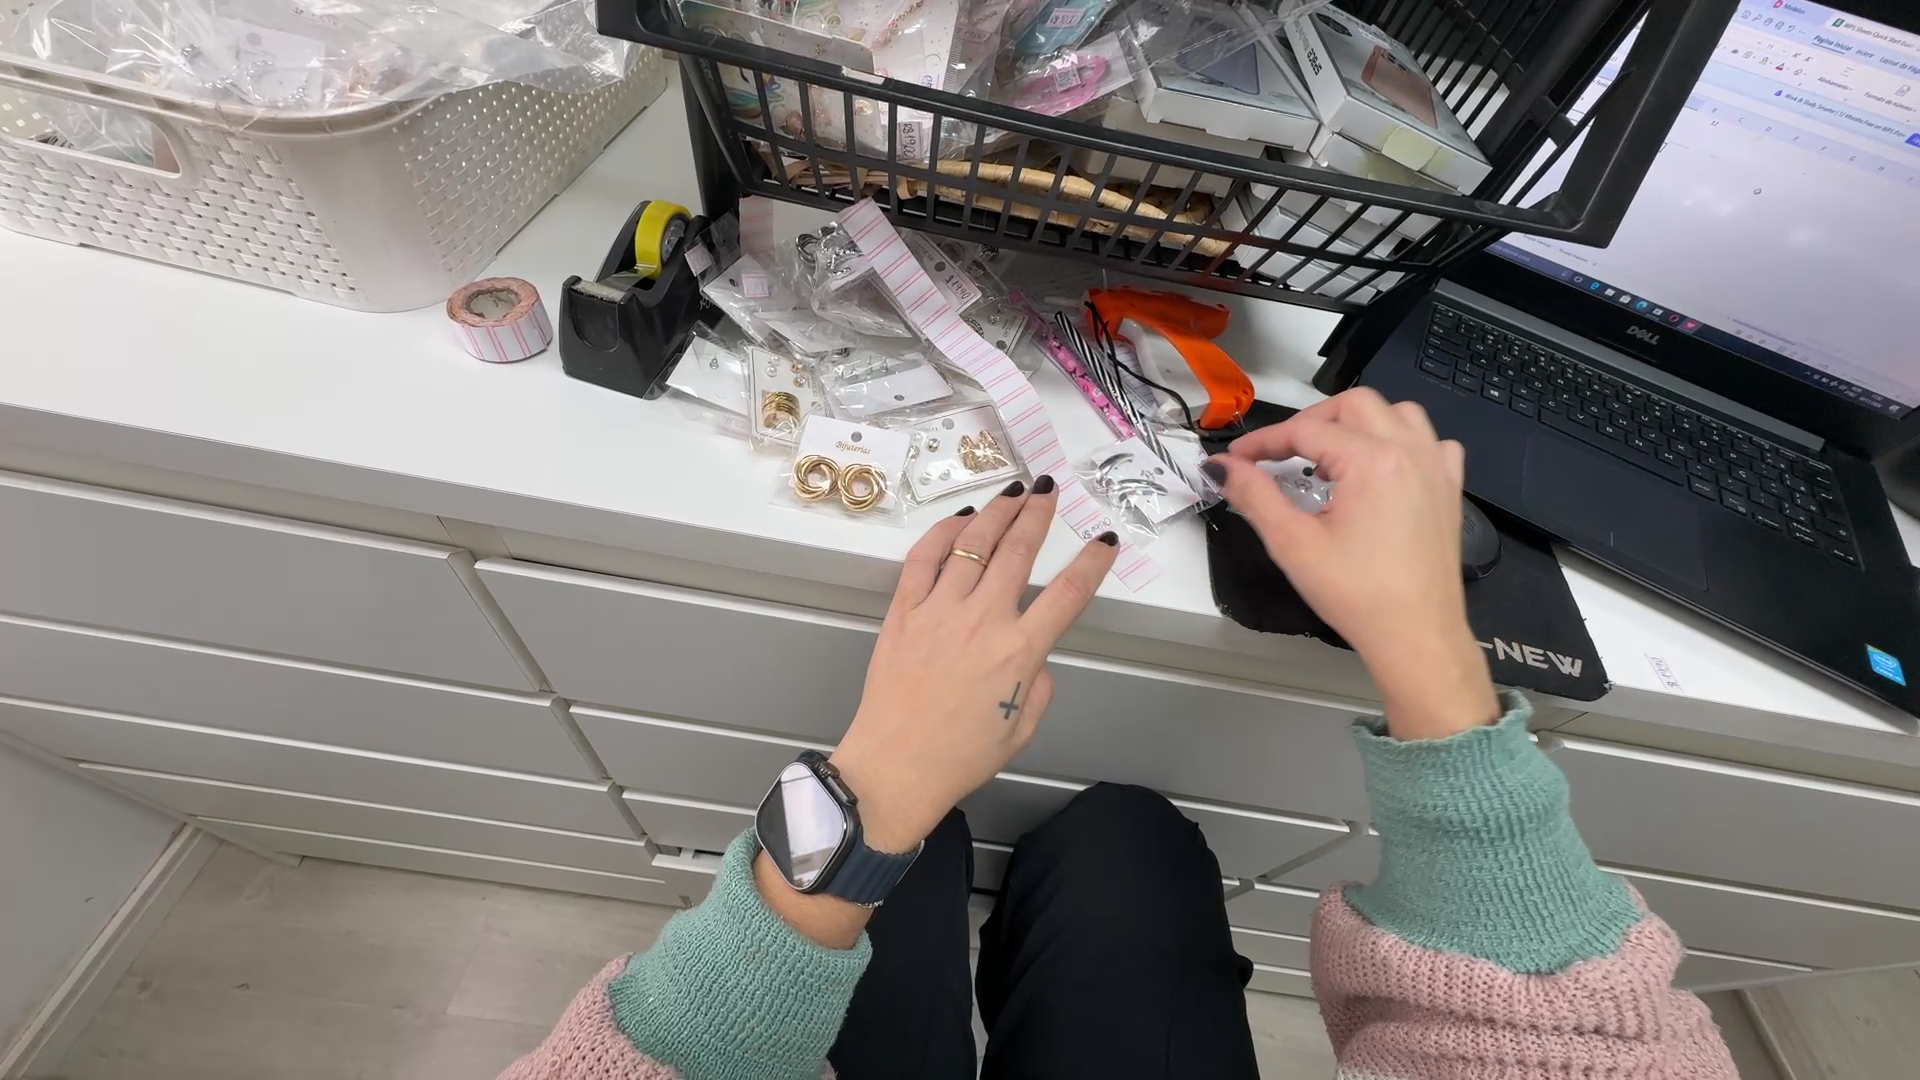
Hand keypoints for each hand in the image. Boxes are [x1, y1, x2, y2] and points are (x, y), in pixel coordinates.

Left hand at [831, 478, 1119, 852]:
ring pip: (973, 545)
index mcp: (1019, 651)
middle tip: (1047, 490)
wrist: (895, 768)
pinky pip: (923, 559)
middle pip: (1018, 551)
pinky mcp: (904, 611)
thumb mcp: (1023, 727)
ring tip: (1012, 491)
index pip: (1067, 594)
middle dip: (1037, 514)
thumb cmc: (962, 756)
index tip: (1105, 541)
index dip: (1092, 563)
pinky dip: (942, 532)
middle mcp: (982, 620)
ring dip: (996, 512)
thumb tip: (1032, 653)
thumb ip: (1038, 681)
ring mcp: (939, 610)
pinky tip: (960, 519)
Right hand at [1204, 389, 1498, 738]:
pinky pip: (1429, 441)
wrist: (1415, 635)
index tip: (1234, 460)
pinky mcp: (1450, 489)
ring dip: (1356, 422)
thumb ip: (1253, 494)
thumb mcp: (1291, 542)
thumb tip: (1219, 465)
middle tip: (1278, 454)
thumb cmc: (1352, 591)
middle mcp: (1410, 451)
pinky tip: (1380, 467)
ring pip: (1397, 413)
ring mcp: (1437, 467)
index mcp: (1371, 460)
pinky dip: (1400, 441)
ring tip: (1327, 454)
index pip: (1305, 430)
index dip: (1262, 441)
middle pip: (1354, 405)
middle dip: (1309, 421)